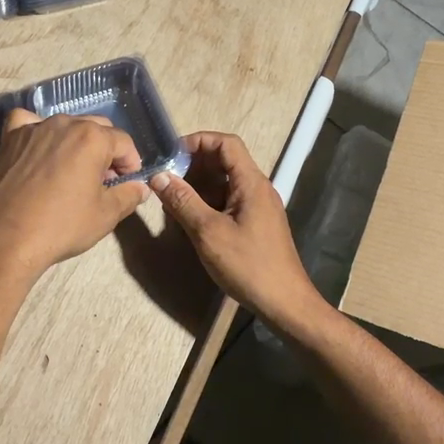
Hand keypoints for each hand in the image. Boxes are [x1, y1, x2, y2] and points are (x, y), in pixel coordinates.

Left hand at [0, 111, 149, 285]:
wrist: (5, 240)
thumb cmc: (61, 226)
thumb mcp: (105, 215)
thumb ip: (128, 196)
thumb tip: (140, 188)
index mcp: (92, 138)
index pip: (123, 142)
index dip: (131, 163)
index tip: (128, 183)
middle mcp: (64, 124)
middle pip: (96, 128)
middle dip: (106, 151)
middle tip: (104, 181)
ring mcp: (34, 129)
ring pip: (65, 125)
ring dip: (76, 143)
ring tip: (73, 172)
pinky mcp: (10, 139)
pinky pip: (28, 123)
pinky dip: (37, 131)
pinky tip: (39, 149)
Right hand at [148, 131, 322, 330]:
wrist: (284, 302)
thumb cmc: (248, 265)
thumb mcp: (208, 232)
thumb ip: (183, 201)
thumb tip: (159, 176)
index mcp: (251, 182)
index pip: (226, 143)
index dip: (198, 141)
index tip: (172, 154)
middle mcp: (257, 188)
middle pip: (225, 161)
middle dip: (194, 164)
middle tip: (166, 177)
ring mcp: (258, 206)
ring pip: (225, 182)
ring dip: (199, 184)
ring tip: (171, 197)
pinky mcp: (255, 223)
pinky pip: (228, 200)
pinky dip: (208, 201)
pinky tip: (189, 216)